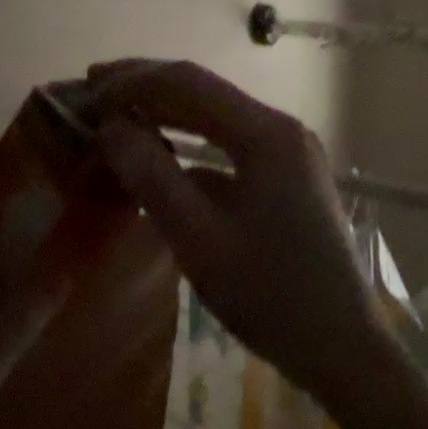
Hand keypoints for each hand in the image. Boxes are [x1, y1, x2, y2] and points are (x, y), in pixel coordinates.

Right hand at [86, 60, 388, 401]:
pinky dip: (188, 142)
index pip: (188, 83)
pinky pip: (228, 144)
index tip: (86, 94)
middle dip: (144, 88)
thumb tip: (109, 128)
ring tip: (114, 114)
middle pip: (203, 91)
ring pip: (216, 116)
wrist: (342, 347)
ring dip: (164, 112)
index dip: (131, 81)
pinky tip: (158, 156)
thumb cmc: (269, 294)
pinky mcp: (287, 178)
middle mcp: (281, 130)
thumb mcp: (198, 238)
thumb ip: (150, 176)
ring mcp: (288, 153)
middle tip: (90, 91)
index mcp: (266, 134)